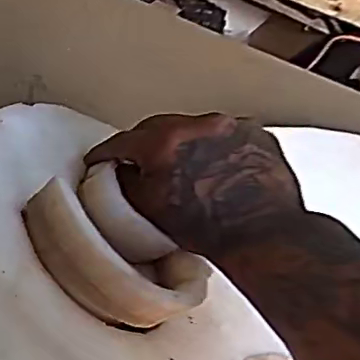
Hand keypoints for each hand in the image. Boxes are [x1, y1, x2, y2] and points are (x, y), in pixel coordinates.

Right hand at [83, 113, 304, 255]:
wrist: (259, 234)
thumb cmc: (207, 225)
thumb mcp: (146, 206)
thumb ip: (126, 180)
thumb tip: (121, 170)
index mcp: (165, 142)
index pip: (122, 141)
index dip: (105, 152)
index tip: (100, 158)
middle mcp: (198, 126)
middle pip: (157, 126)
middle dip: (143, 143)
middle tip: (137, 162)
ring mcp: (231, 126)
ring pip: (191, 128)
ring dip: (179, 143)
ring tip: (179, 168)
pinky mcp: (257, 134)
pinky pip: (222, 134)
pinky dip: (211, 146)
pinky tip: (210, 168)